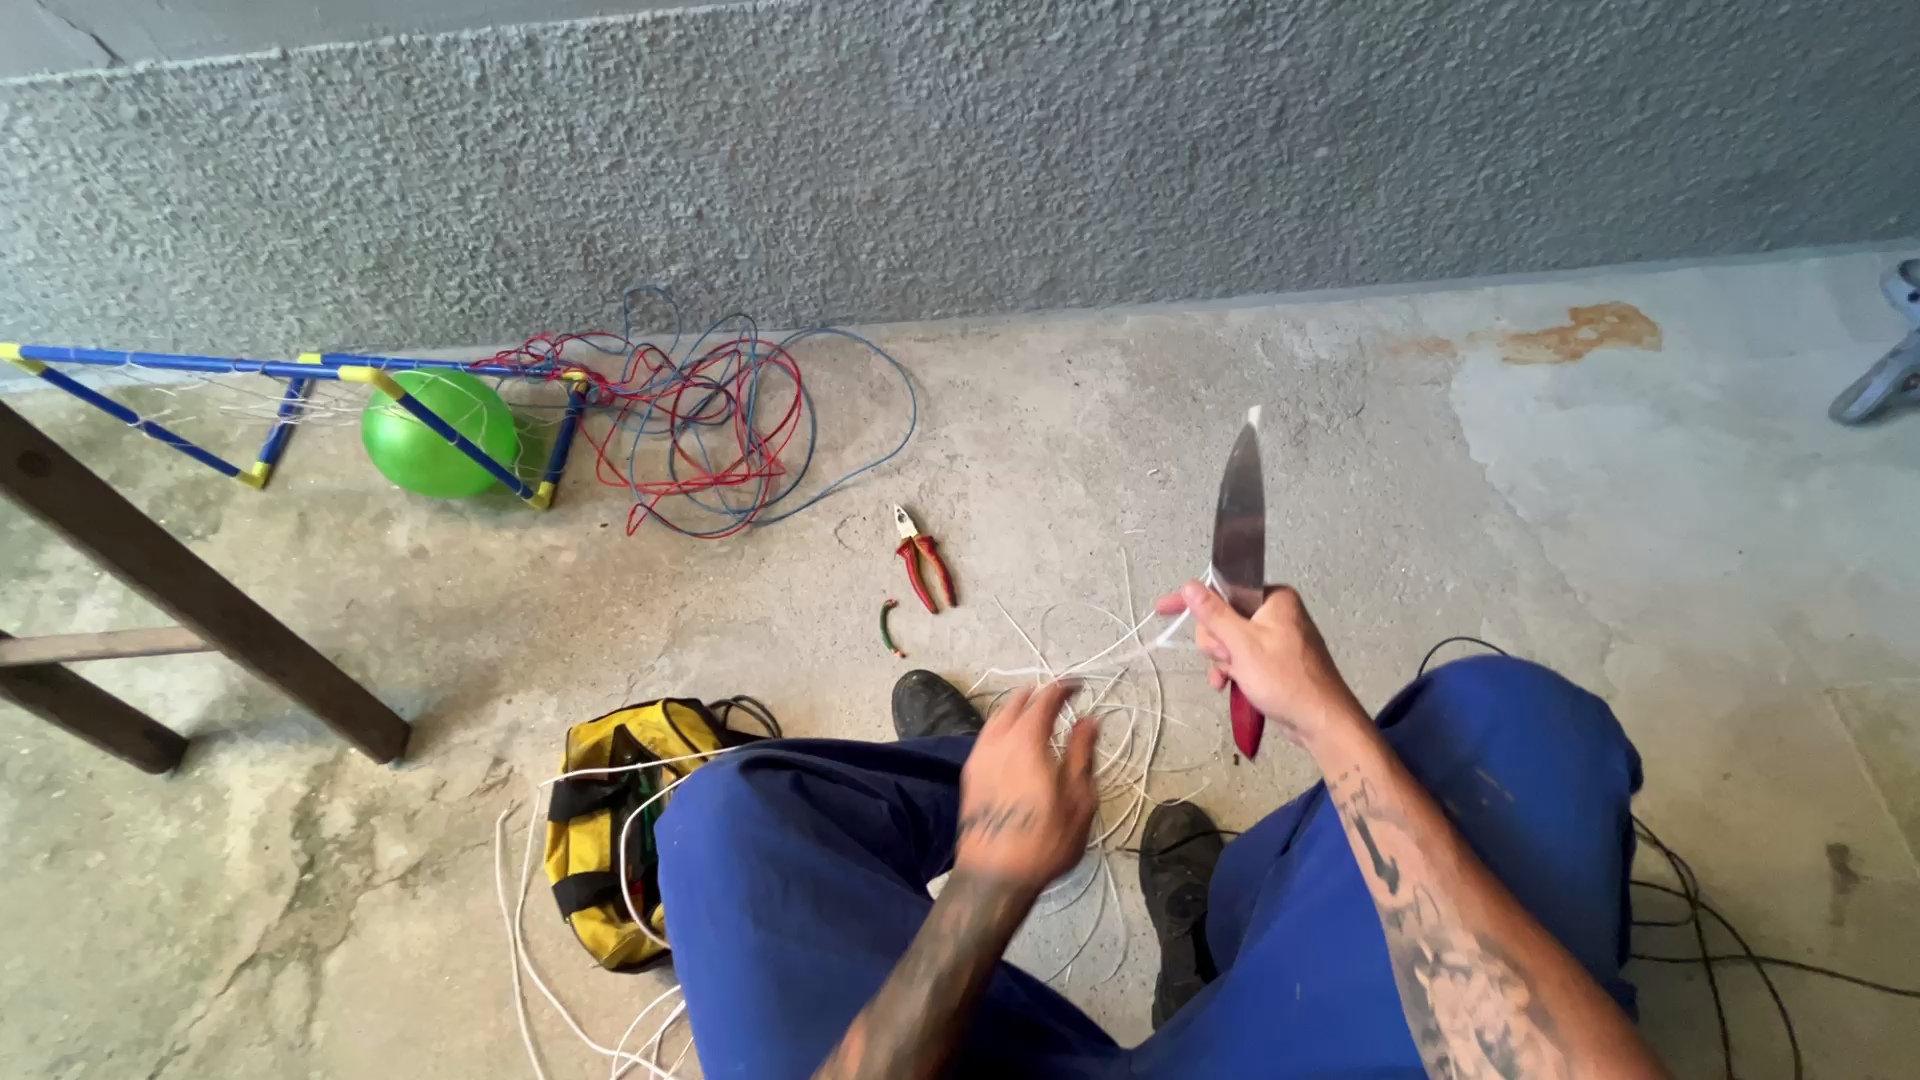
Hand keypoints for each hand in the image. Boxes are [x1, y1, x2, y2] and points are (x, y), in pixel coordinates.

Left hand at [954, 681, 1098, 892]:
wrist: (994, 875)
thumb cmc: (1045, 839)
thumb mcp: (1079, 799)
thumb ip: (1083, 754)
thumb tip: (1088, 722)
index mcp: (1027, 740)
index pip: (1045, 699)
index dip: (1064, 688)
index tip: (1078, 687)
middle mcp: (998, 740)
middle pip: (1017, 702)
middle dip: (1040, 695)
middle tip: (1060, 702)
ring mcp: (979, 755)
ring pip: (998, 717)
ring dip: (1019, 710)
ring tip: (1038, 718)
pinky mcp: (970, 773)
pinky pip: (988, 736)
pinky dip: (1004, 727)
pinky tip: (1015, 743)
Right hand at [1154, 581, 1364, 748]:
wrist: (1321, 721)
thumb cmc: (1284, 679)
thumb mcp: (1243, 645)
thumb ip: (1214, 614)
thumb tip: (1190, 585)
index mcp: (1272, 598)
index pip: (1221, 589)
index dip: (1191, 602)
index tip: (1162, 609)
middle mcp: (1274, 611)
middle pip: (1222, 617)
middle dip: (1217, 643)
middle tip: (1228, 659)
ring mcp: (1274, 636)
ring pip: (1228, 639)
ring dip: (1224, 660)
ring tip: (1235, 677)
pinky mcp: (1273, 658)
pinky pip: (1240, 655)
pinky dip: (1232, 669)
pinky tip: (1228, 685)